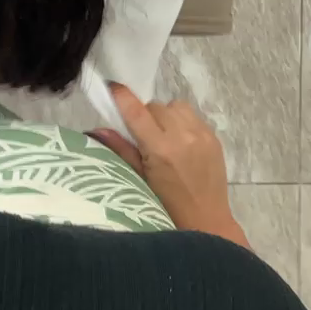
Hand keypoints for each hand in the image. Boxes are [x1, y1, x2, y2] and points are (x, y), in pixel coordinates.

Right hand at [90, 85, 241, 238]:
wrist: (207, 222)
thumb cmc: (167, 207)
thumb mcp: (140, 180)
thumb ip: (121, 150)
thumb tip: (96, 129)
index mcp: (161, 150)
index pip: (137, 112)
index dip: (123, 97)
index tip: (113, 88)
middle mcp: (183, 136)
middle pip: (155, 106)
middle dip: (145, 115)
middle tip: (143, 136)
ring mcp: (202, 135)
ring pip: (175, 106)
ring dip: (165, 116)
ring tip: (163, 137)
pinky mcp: (214, 137)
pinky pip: (192, 116)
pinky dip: (181, 122)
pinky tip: (180, 143)